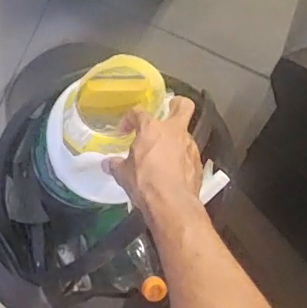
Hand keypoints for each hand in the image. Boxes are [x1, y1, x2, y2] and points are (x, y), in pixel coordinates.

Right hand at [107, 96, 205, 229]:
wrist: (172, 203)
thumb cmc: (144, 182)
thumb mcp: (123, 174)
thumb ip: (116, 165)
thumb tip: (108, 164)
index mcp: (151, 129)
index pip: (139, 112)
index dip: (130, 119)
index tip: (124, 130)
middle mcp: (174, 132)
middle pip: (183, 105)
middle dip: (176, 104)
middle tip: (168, 111)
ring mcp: (189, 146)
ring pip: (185, 133)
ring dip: (175, 139)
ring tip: (164, 153)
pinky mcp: (198, 163)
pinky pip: (189, 154)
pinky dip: (181, 158)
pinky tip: (173, 171)